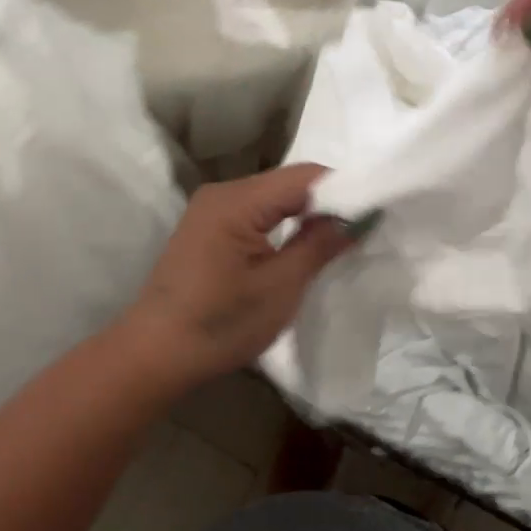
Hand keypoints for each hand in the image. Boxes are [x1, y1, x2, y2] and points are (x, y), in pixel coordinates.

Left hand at [112, 164, 360, 387]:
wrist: (153, 354)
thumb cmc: (219, 324)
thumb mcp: (280, 288)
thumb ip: (320, 244)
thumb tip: (359, 216)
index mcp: (237, 200)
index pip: (305, 176)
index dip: (344, 190)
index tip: (376, 213)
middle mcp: (222, 193)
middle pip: (288, 183)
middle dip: (327, 202)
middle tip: (363, 230)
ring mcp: (210, 210)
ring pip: (272, 198)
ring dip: (305, 214)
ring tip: (338, 241)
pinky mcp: (206, 229)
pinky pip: (255, 214)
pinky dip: (281, 225)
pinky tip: (300, 247)